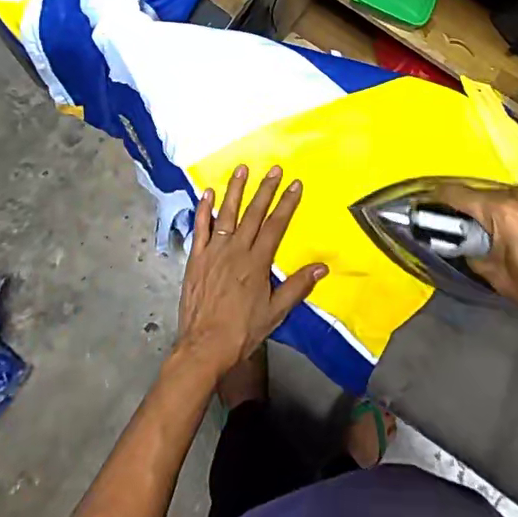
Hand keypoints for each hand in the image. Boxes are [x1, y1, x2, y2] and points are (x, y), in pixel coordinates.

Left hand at [174, 165, 325, 376]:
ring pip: (226, 215)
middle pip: (253, 213)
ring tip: (242, 169)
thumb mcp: (276, 312)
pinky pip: (200, 229)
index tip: (295, 184)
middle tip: (274, 169)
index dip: (287, 203)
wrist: (203, 347)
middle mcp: (236, 251)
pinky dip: (204, 210)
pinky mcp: (195, 260)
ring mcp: (213, 253)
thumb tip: (322, 267)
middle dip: (265, 189)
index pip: (276, 225)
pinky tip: (207, 194)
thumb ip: (297, 286)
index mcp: (257, 262)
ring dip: (235, 190)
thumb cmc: (242, 330)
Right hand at [439, 184, 517, 344]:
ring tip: (511, 239)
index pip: (458, 194)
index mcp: (504, 210)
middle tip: (471, 234)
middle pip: (486, 194)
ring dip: (503, 212)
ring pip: (512, 196)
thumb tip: (467, 244)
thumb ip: (478, 255)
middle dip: (475, 212)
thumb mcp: (503, 280)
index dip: (437, 200)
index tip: (426, 207)